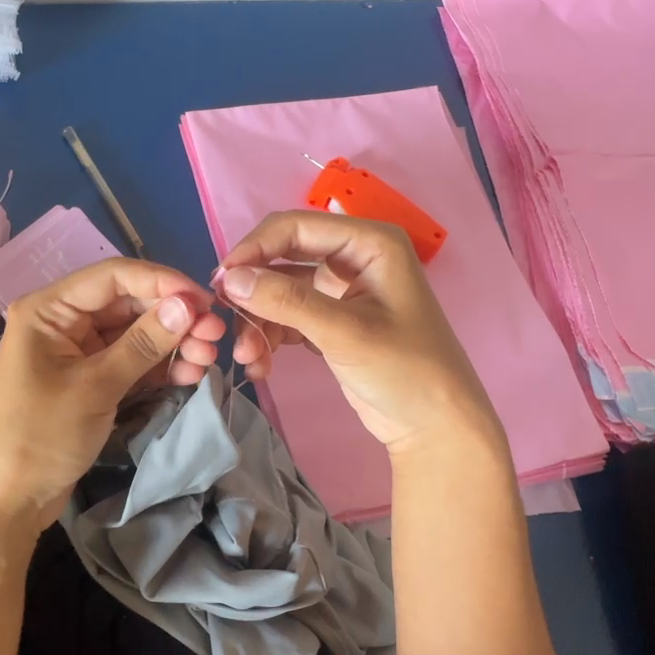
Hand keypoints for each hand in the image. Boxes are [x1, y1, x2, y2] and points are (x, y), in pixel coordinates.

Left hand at [0, 259, 226, 530]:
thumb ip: (144, 343)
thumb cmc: (42, 435)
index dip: (162, 282)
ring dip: (172, 343)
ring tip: (208, 360)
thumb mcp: (96, 386)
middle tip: (216, 335)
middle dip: (173, 317)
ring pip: (135, 334)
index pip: (113, 276)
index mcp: (48, 309)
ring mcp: (77, 352)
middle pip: (128, 303)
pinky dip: (160, 366)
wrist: (10, 499)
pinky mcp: (91, 380)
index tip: (205, 300)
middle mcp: (62, 322)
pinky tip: (190, 375)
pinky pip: (131, 361)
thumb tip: (189, 304)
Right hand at [215, 211, 507, 459]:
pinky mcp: (330, 321)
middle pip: (281, 257)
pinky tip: (260, 367)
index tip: (220, 283)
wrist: (434, 427)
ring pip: (279, 291)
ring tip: (247, 359)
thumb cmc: (404, 371)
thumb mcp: (344, 332)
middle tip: (224, 319)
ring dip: (257, 321)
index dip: (253, 249)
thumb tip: (229, 278)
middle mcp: (352, 257)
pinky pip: (286, 317)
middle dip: (252, 290)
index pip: (295, 227)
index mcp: (368, 242)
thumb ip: (286, 301)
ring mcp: (340, 291)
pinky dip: (269, 338)